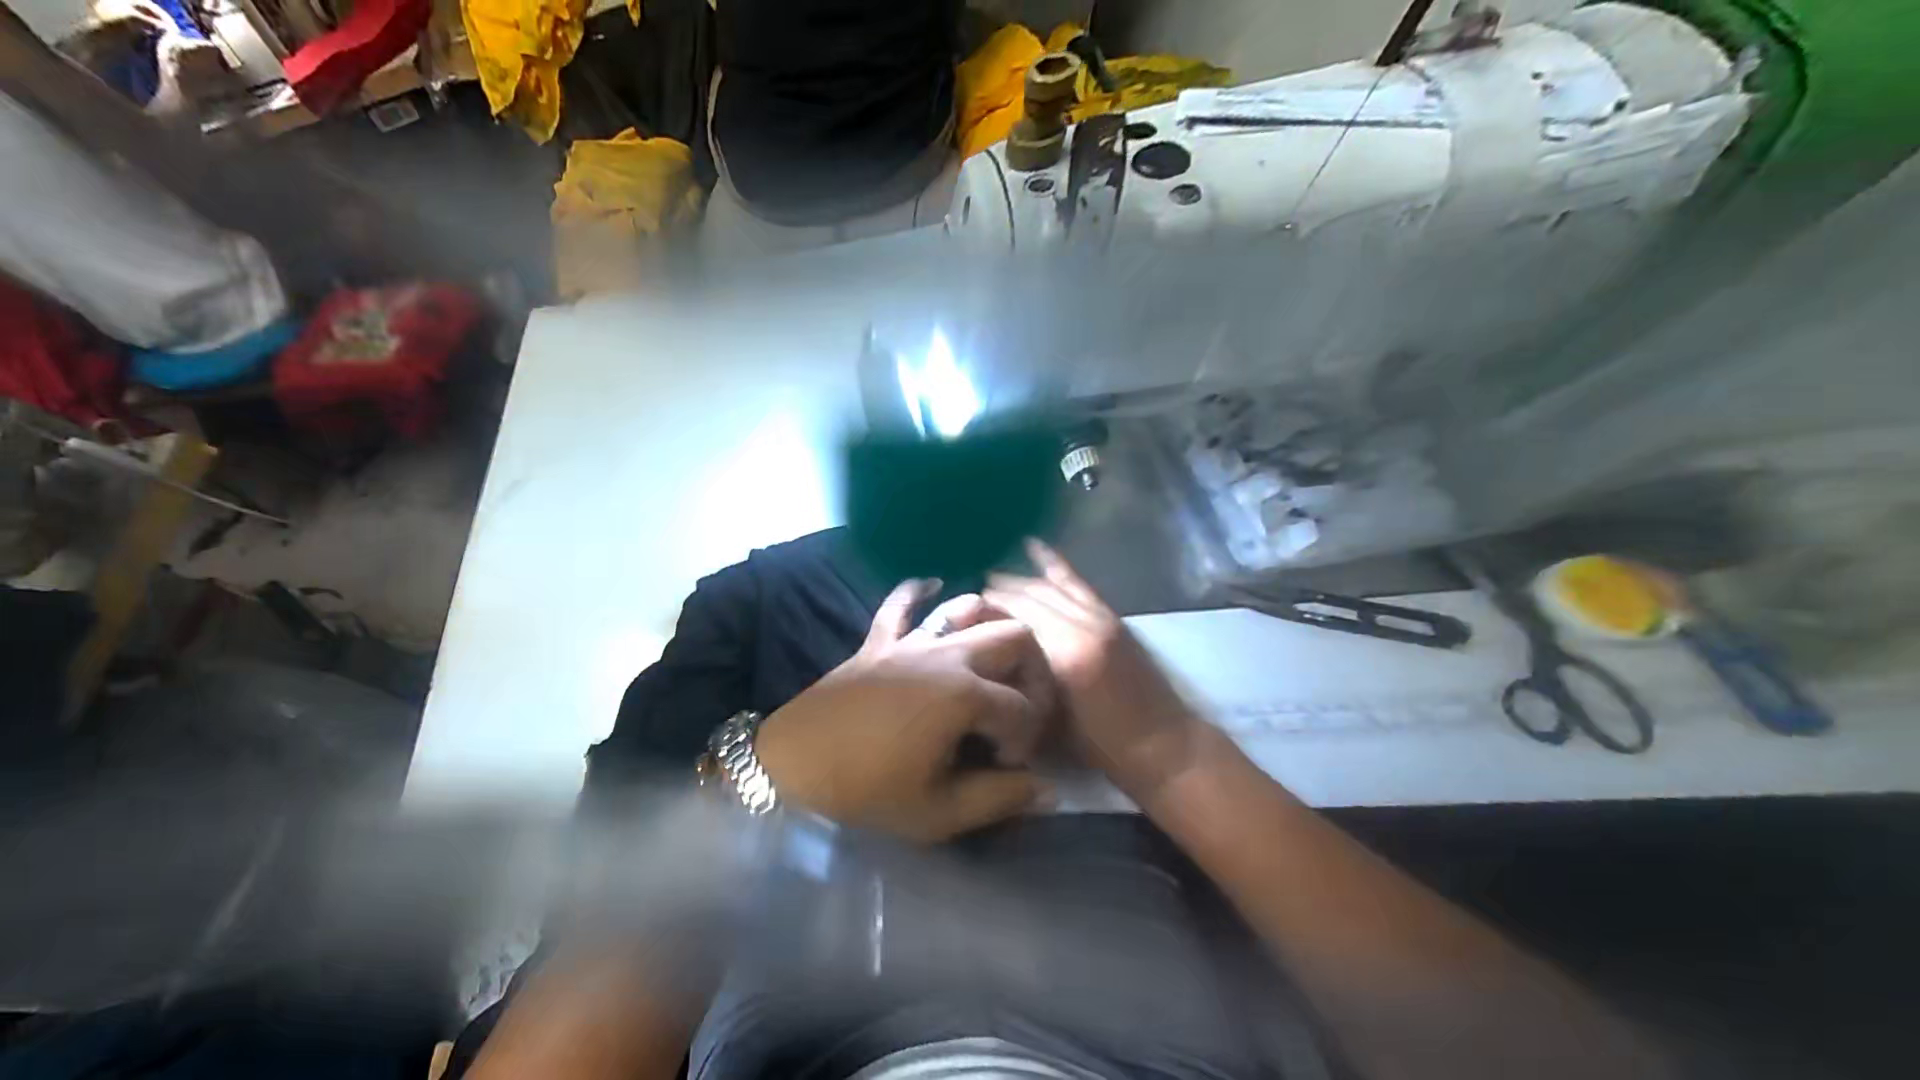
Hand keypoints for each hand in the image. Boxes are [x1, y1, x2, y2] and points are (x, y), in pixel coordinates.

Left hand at [755, 580, 1055, 842]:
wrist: (790, 769)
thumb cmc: (865, 793)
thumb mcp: (937, 813)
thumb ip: (999, 799)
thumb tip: (1046, 789)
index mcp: (964, 695)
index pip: (1023, 707)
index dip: (1028, 737)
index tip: (1008, 766)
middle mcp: (945, 655)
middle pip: (1014, 637)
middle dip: (1032, 669)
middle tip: (1021, 705)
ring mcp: (909, 642)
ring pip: (967, 607)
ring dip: (992, 622)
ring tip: (998, 655)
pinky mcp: (877, 641)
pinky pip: (900, 603)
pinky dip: (919, 591)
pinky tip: (933, 585)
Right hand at [986, 540, 1206, 803]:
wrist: (1161, 744)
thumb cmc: (1102, 744)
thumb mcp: (1049, 719)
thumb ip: (1021, 682)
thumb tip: (990, 658)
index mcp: (1065, 653)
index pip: (1017, 615)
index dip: (989, 608)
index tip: (964, 610)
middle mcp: (1081, 625)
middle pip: (1031, 596)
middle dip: (1000, 592)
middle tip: (973, 596)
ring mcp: (1100, 617)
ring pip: (1052, 586)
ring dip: (1022, 579)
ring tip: (994, 577)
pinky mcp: (1112, 617)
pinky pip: (1078, 583)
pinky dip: (1055, 565)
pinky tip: (1036, 547)